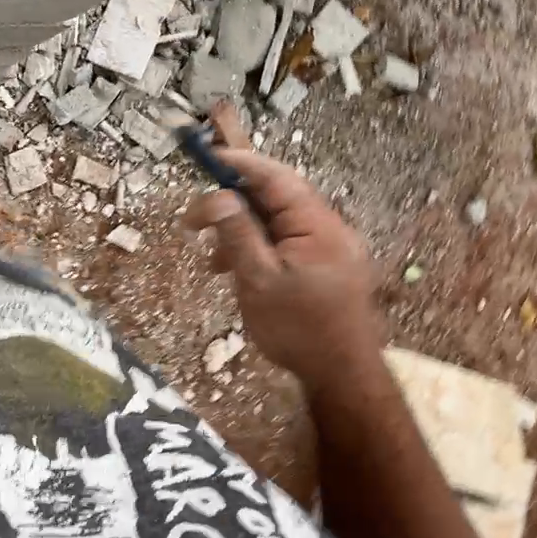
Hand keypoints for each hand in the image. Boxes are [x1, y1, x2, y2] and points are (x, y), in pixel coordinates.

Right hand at [182, 148, 381, 386]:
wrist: (341, 378)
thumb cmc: (298, 329)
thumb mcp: (258, 280)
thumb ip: (238, 233)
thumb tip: (217, 195)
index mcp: (318, 226)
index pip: (277, 178)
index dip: (241, 163)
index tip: (208, 158)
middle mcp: (328, 229)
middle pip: (275, 198)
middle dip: (233, 203)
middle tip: (195, 220)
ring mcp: (328, 248)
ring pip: (276, 222)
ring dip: (240, 230)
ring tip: (212, 258)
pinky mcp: (323, 266)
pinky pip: (284, 242)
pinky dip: (255, 248)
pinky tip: (233, 270)